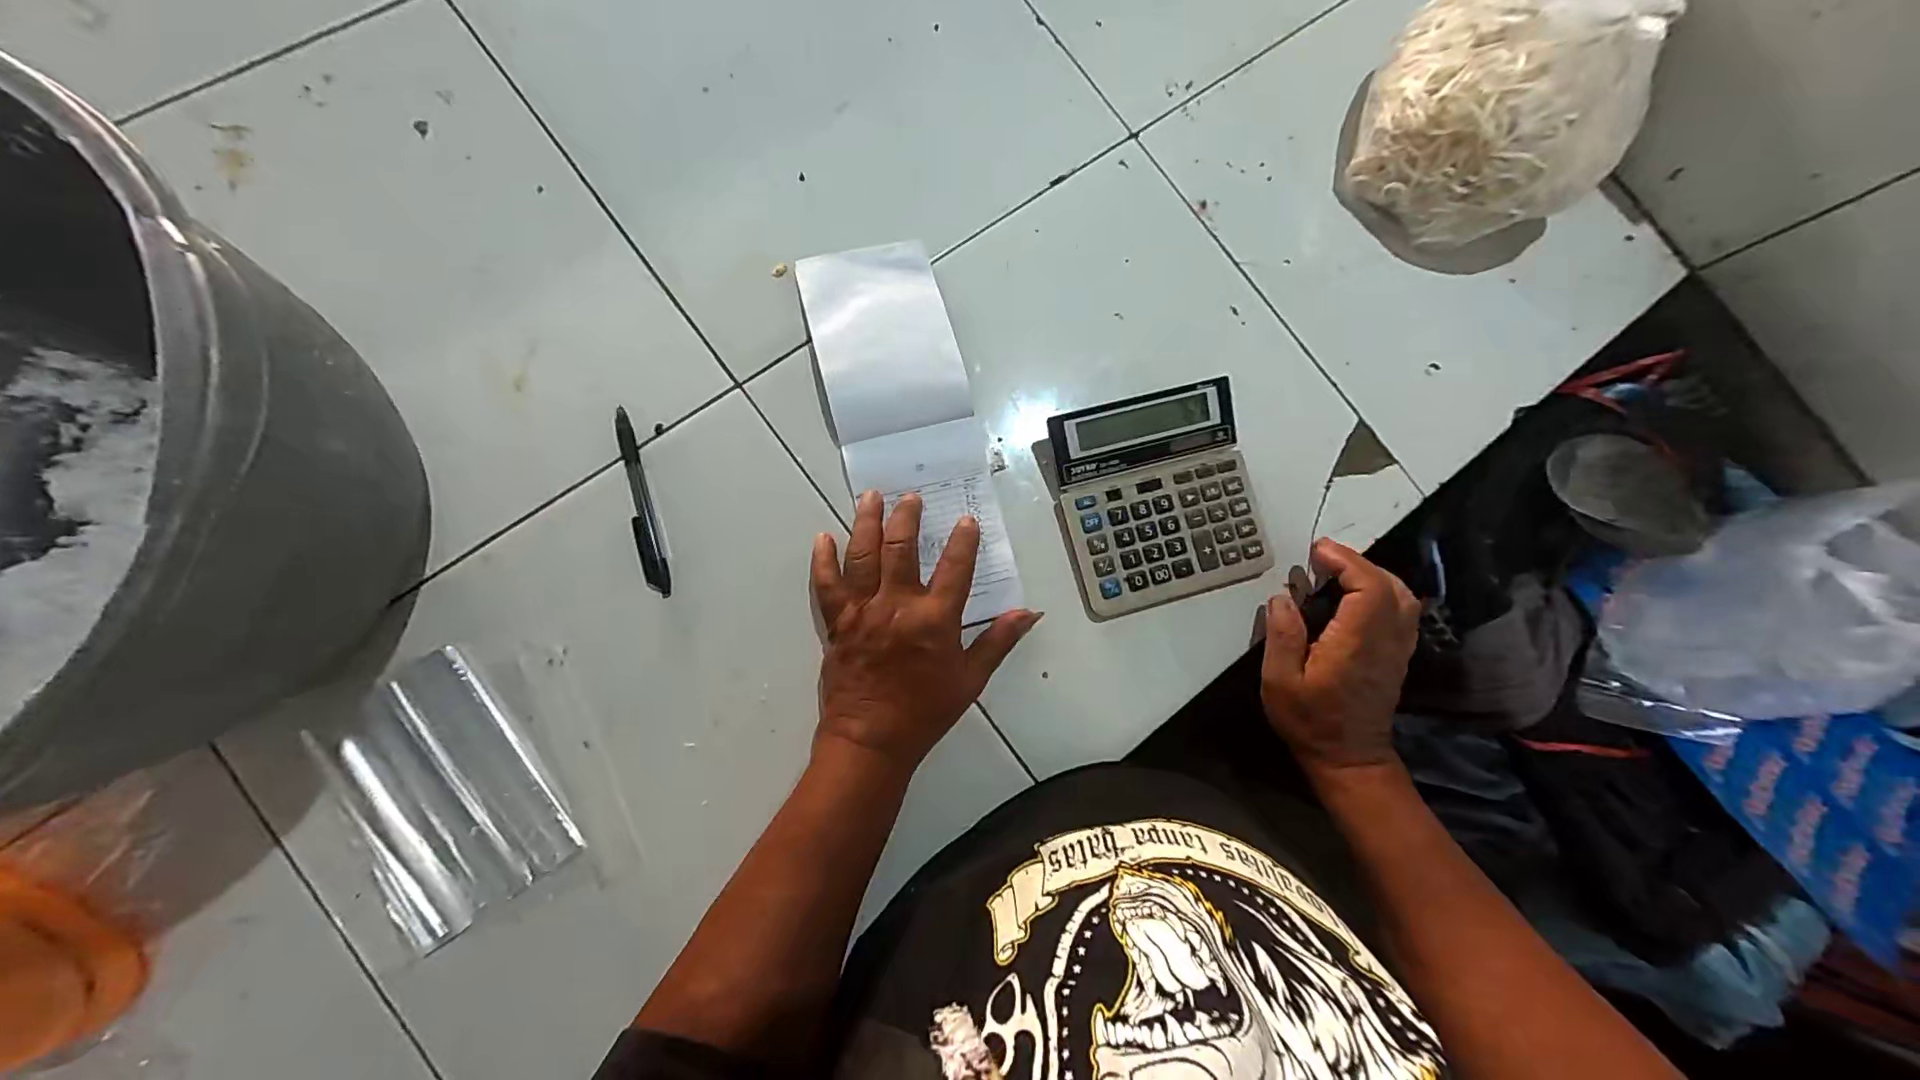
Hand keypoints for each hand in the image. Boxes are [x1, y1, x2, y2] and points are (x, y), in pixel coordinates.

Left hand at [810, 491, 1041, 774]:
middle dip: (906, 517)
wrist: (871, 740)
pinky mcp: (836, 623)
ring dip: (866, 522)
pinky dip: (823, 560)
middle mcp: (897, 606)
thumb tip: (1029, 613)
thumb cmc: (925, 711)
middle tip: (910, 497)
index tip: (966, 521)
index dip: (964, 541)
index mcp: (935, 619)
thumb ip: (999, 641)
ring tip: (870, 497)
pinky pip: (825, 585)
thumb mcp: (971, 679)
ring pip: (862, 555)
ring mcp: (862, 611)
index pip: (955, 568)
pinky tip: (823, 537)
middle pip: (900, 548)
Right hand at [1261, 538, 1419, 775]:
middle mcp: (1385, 641)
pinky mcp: (1398, 656)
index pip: (1369, 587)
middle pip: (1391, 586)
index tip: (1317, 552)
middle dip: (1358, 563)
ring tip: (1337, 571)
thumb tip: (1283, 598)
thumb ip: (1282, 635)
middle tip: (1323, 557)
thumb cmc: (1308, 721)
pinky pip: (1402, 611)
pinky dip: (1382, 591)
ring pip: (1402, 597)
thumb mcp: (1279, 681)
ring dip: (1372, 575)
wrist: (1348, 758)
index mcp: (1356, 643)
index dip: (1346, 561)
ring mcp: (1397, 649)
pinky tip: (1355, 595)